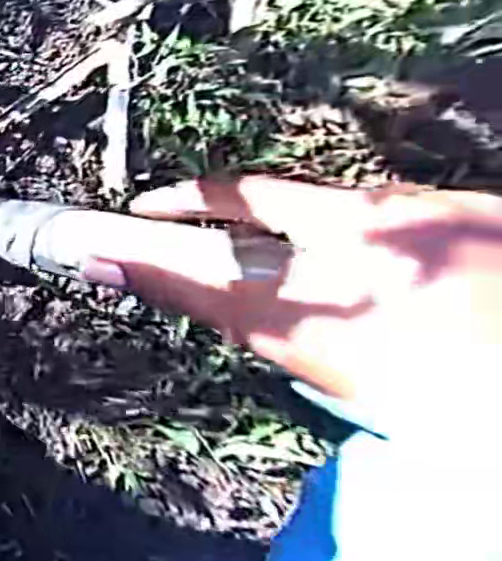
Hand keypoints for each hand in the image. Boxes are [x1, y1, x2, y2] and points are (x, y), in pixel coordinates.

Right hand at [90, 177, 501, 404]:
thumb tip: (98, 262)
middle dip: (266, 232)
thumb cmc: (403, 369)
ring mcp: (485, 223)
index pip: (243, 191)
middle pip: (312, 205)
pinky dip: (397, 265)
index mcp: (356, 215)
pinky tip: (404, 307)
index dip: (184, 199)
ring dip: (337, 250)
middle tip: (239, 266)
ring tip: (330, 297)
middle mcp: (423, 204)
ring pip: (377, 225)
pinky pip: (434, 242)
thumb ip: (183, 288)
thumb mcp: (276, 328)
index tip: (143, 211)